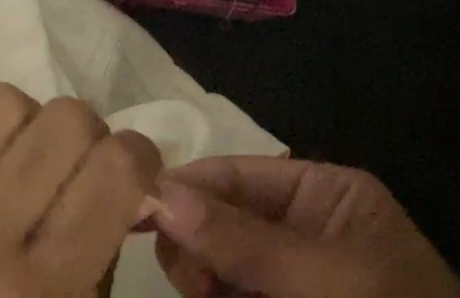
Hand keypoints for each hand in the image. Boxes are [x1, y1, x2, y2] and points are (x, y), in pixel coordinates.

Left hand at [0, 83, 162, 297]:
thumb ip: (101, 256)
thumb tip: (131, 184)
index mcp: (39, 291)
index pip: (114, 172)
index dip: (141, 160)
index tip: (139, 174)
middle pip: (65, 121)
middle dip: (92, 137)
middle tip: (86, 170)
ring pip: (8, 103)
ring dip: (38, 126)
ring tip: (38, 163)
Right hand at [151, 155, 459, 297]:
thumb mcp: (322, 278)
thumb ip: (242, 240)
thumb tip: (158, 195)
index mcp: (322, 193)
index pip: (234, 174)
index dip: (184, 188)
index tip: (137, 210)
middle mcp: (303, 227)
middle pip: (219, 219)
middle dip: (194, 245)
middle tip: (191, 284)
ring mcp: (295, 277)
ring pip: (219, 265)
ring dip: (202, 280)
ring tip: (205, 297)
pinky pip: (235, 292)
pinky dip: (216, 295)